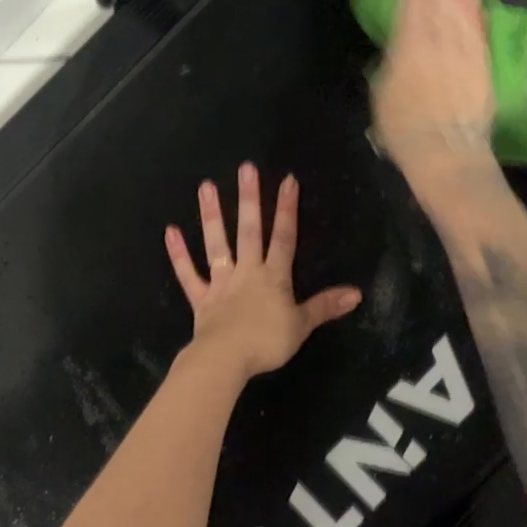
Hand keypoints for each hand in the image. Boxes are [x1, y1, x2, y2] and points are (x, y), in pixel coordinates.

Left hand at [164, 163, 362, 380]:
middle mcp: (247, 272)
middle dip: (249, 199)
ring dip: (212, 215)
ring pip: (216, 244)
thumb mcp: (302, 325)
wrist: (227, 358)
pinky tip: (170, 231)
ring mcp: (221, 283)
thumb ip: (325, 306)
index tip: (287, 180)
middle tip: (245, 168)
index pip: (284, 238)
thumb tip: (356, 292)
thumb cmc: (267, 342)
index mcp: (274, 277)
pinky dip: (179, 254)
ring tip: (206, 186)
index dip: (287, 209)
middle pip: (249, 231)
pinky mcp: (201, 298)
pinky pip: (188, 274)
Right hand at [371, 0, 497, 192]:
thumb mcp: (384, 93)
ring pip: (461, 12)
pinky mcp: (482, 65)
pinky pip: (478, 31)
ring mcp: (464, 53)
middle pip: (439, 4)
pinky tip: (475, 2)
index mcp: (408, 50)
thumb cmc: (404, 130)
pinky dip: (476, 12)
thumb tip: (398, 46)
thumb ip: (393, 63)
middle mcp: (437, 44)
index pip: (411, 8)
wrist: (446, 153)